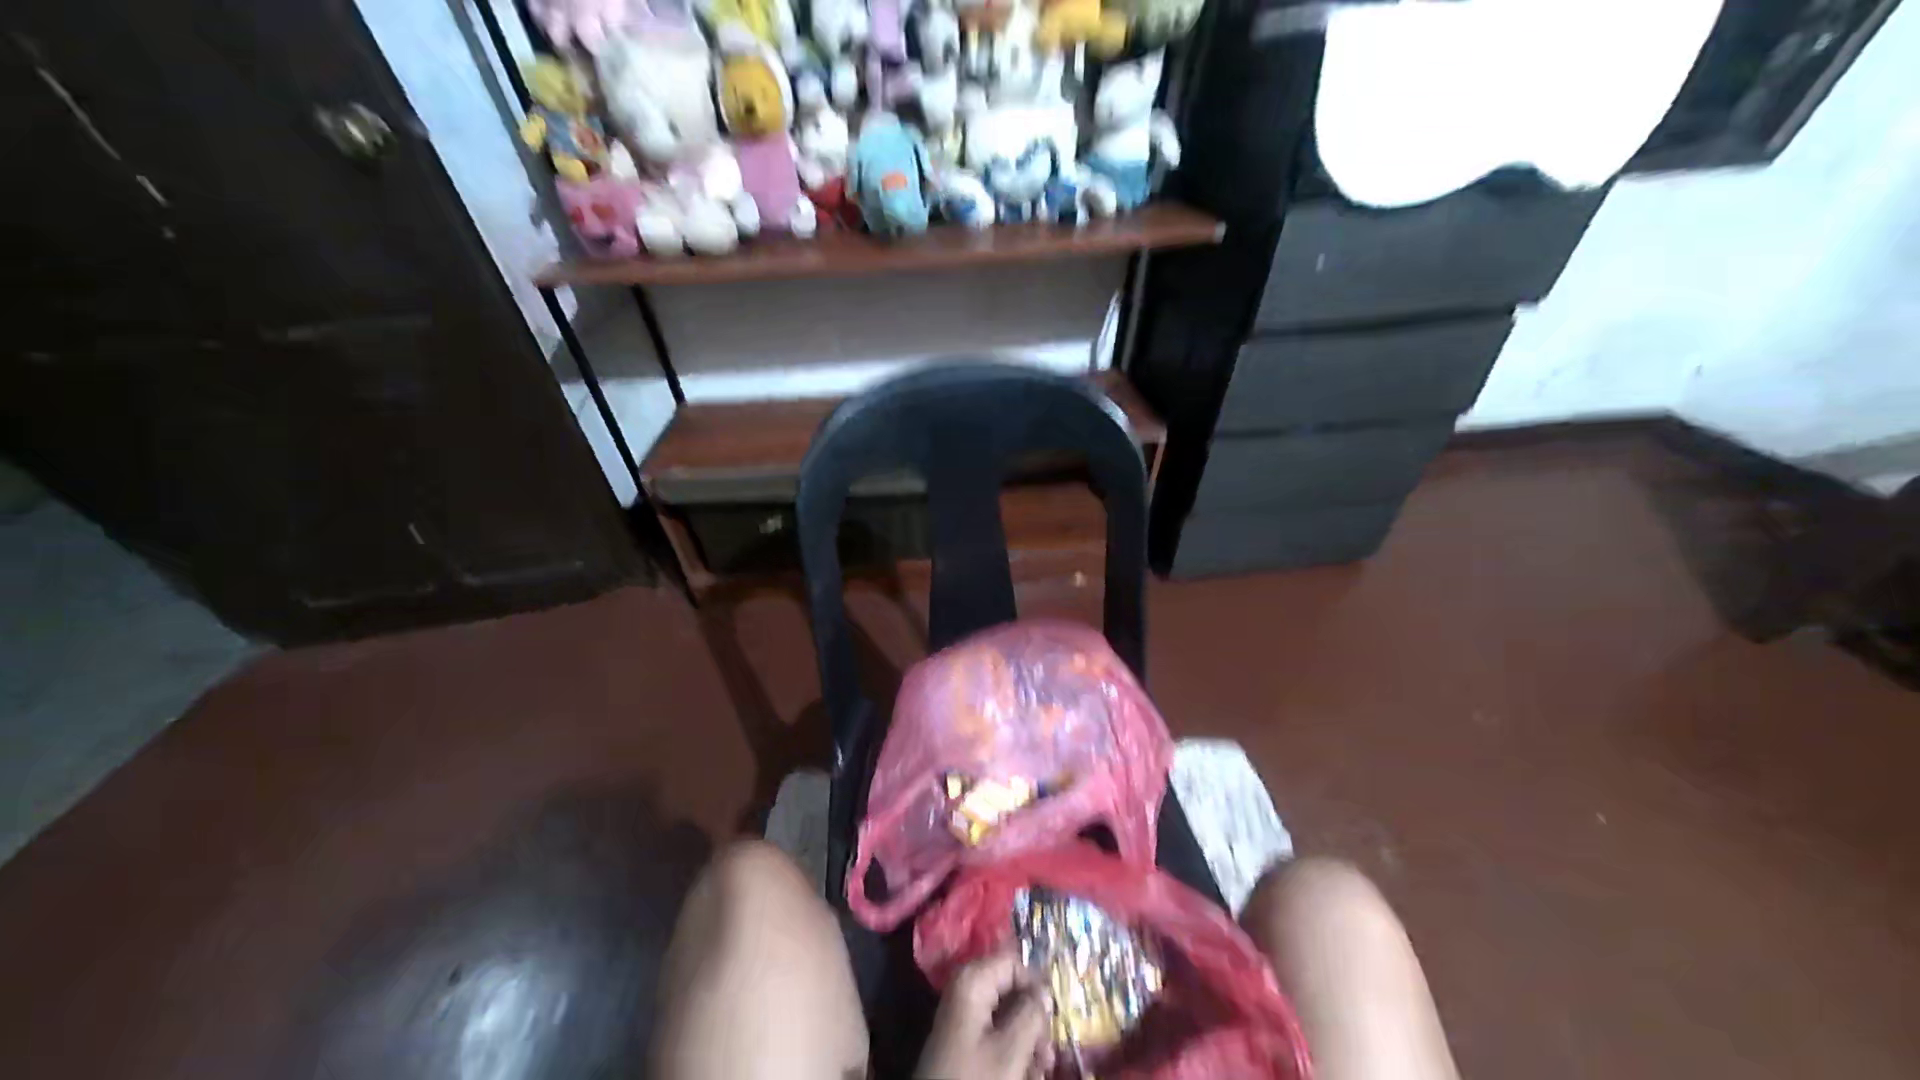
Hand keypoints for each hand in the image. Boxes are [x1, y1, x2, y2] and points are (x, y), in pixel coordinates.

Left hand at [917, 946, 1054, 1079]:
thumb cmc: (973, 1078)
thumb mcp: (1010, 1050)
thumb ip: (1031, 1015)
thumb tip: (1045, 992)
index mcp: (972, 979)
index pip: (1014, 962)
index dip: (1036, 985)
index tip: (1053, 1016)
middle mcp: (965, 987)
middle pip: (1011, 988)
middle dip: (1033, 1017)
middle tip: (1048, 1051)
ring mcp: (963, 1012)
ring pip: (1006, 1012)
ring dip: (1026, 1037)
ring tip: (1041, 1066)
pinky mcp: (963, 1036)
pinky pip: (995, 1030)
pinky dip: (1012, 1047)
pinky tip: (1024, 1069)